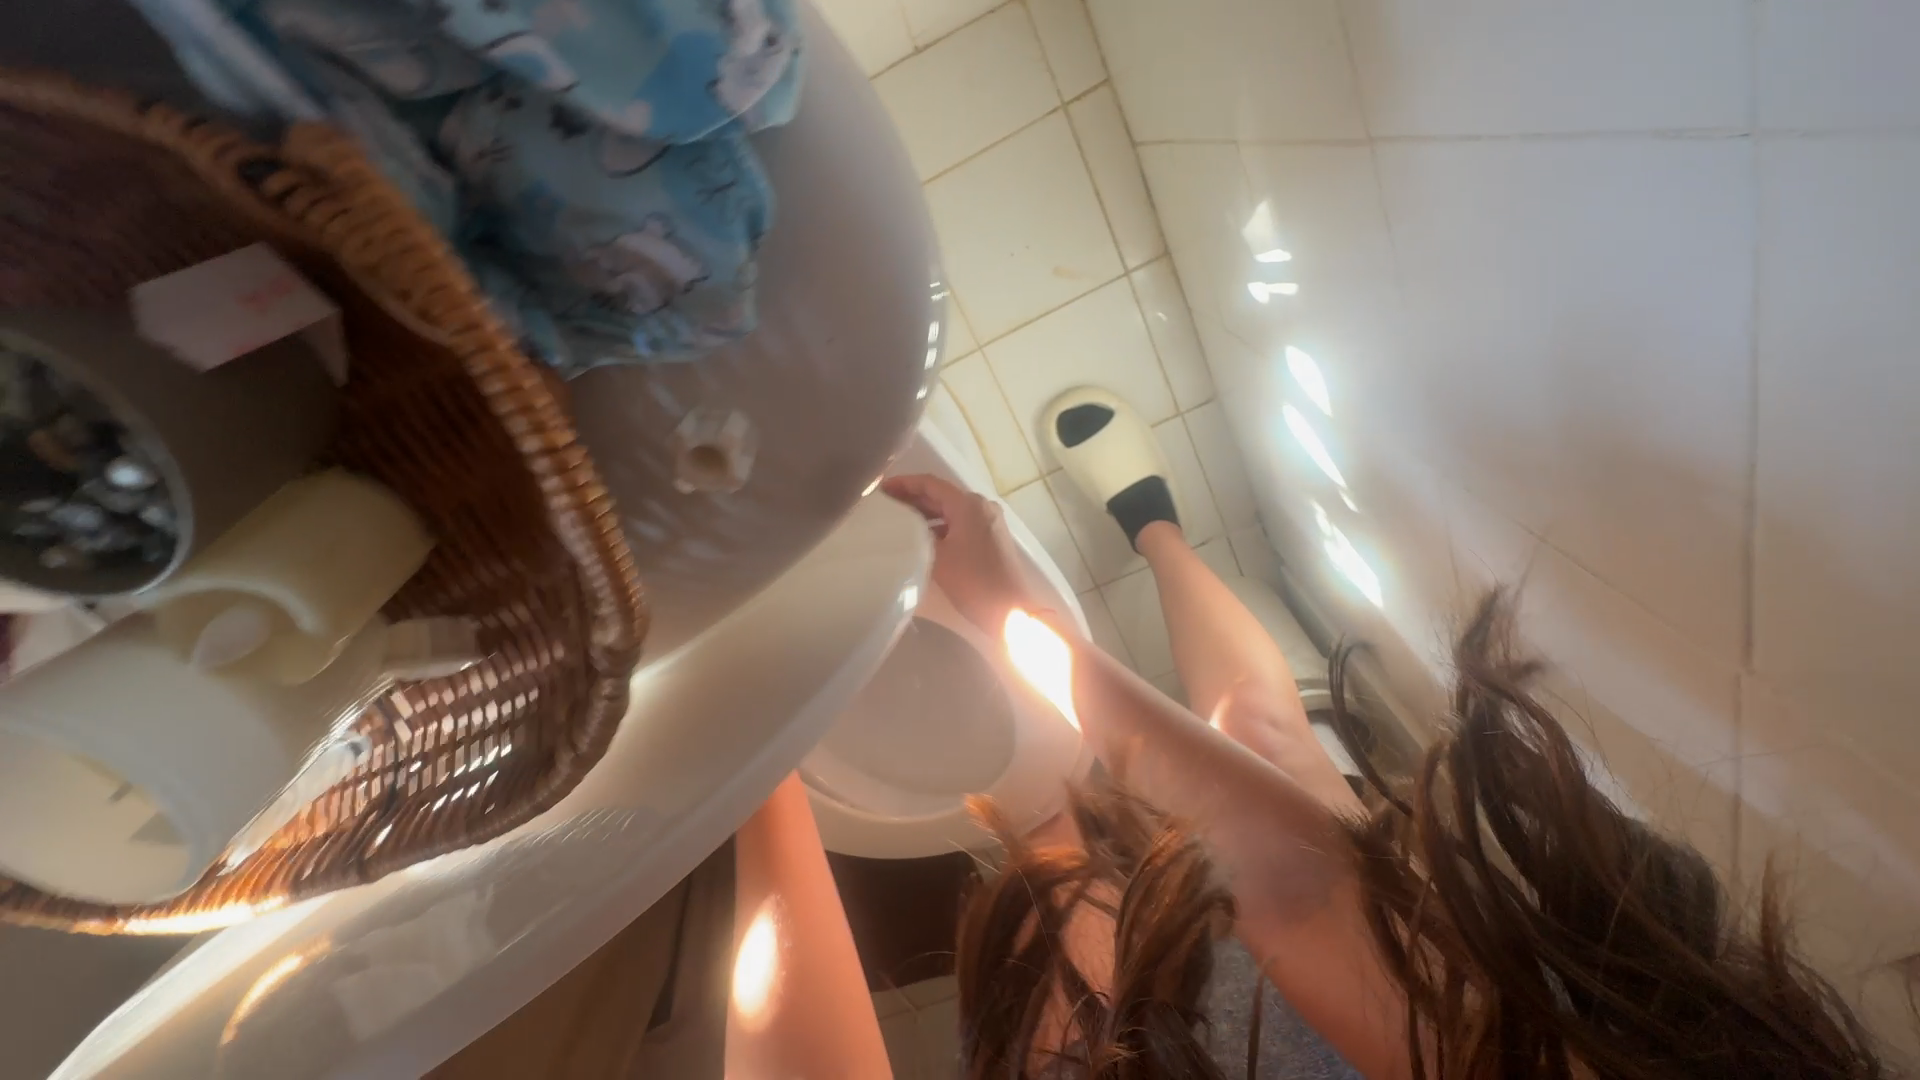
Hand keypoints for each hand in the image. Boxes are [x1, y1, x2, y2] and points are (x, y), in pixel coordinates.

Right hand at [882, 474, 1037, 632]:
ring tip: (897, 522)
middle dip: (912, 498)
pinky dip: (939, 526)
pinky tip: (920, 538)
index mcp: (969, 504)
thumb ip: (918, 535)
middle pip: (941, 495)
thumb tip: (904, 527)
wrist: (1011, 611)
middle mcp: (981, 506)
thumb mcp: (938, 557)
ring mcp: (989, 522)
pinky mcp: (991, 538)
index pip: (930, 484)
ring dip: (925, 513)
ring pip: (950, 510)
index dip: (904, 483)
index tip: (881, 490)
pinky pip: (959, 524)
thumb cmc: (974, 582)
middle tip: (884, 506)